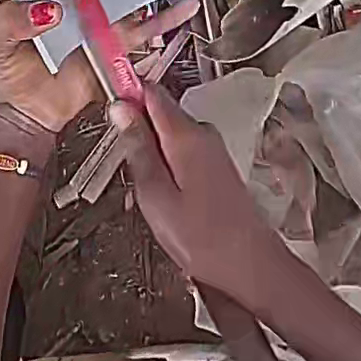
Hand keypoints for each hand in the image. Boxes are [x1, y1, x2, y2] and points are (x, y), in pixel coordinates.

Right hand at [110, 84, 293, 306]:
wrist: (253, 268)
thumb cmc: (199, 237)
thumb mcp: (155, 195)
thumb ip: (137, 148)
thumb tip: (119, 107)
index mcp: (185, 134)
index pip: (151, 92)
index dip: (126, 94)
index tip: (107, 115)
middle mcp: (202, 132)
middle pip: (160, 113)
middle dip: (136, 131)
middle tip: (124, 169)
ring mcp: (213, 148)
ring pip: (169, 134)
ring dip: (150, 153)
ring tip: (143, 192)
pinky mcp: (218, 165)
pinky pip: (182, 150)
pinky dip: (167, 165)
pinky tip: (164, 198)